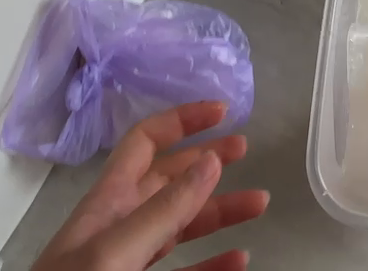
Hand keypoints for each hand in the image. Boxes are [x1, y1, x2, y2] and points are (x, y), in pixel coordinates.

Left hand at [32, 101, 270, 270]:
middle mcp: (121, 225)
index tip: (221, 111)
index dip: (181, 120)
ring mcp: (129, 262)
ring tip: (259, 203)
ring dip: (220, 211)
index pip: (146, 141)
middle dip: (208, 160)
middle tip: (245, 148)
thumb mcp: (113, 253)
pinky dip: (212, 264)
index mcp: (108, 201)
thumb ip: (163, 209)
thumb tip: (212, 159)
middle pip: (170, 180)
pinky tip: (238, 260)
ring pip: (182, 226)